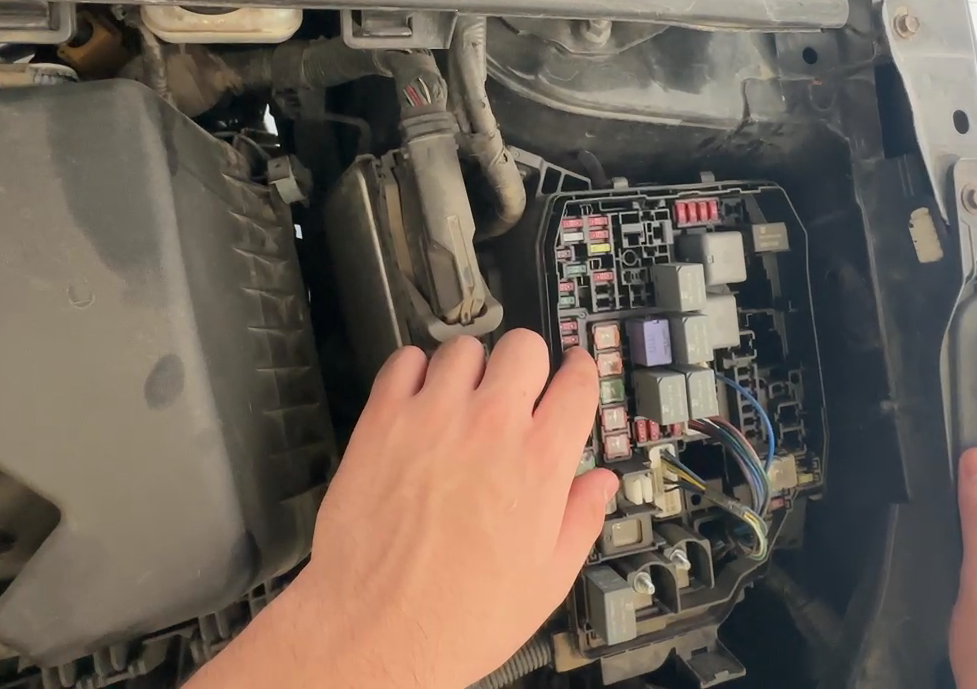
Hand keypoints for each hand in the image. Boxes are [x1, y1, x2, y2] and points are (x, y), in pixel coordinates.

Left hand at [187, 330, 617, 688]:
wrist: (376, 631)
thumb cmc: (458, 614)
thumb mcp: (546, 579)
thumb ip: (582, 518)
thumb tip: (600, 484)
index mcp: (538, 461)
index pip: (578, 382)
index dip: (581, 370)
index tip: (574, 370)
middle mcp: (490, 426)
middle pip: (524, 346)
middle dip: (527, 362)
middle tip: (516, 387)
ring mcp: (435, 416)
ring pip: (465, 347)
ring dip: (470, 367)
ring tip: (462, 397)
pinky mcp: (385, 418)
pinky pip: (405, 360)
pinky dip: (414, 370)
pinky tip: (418, 397)